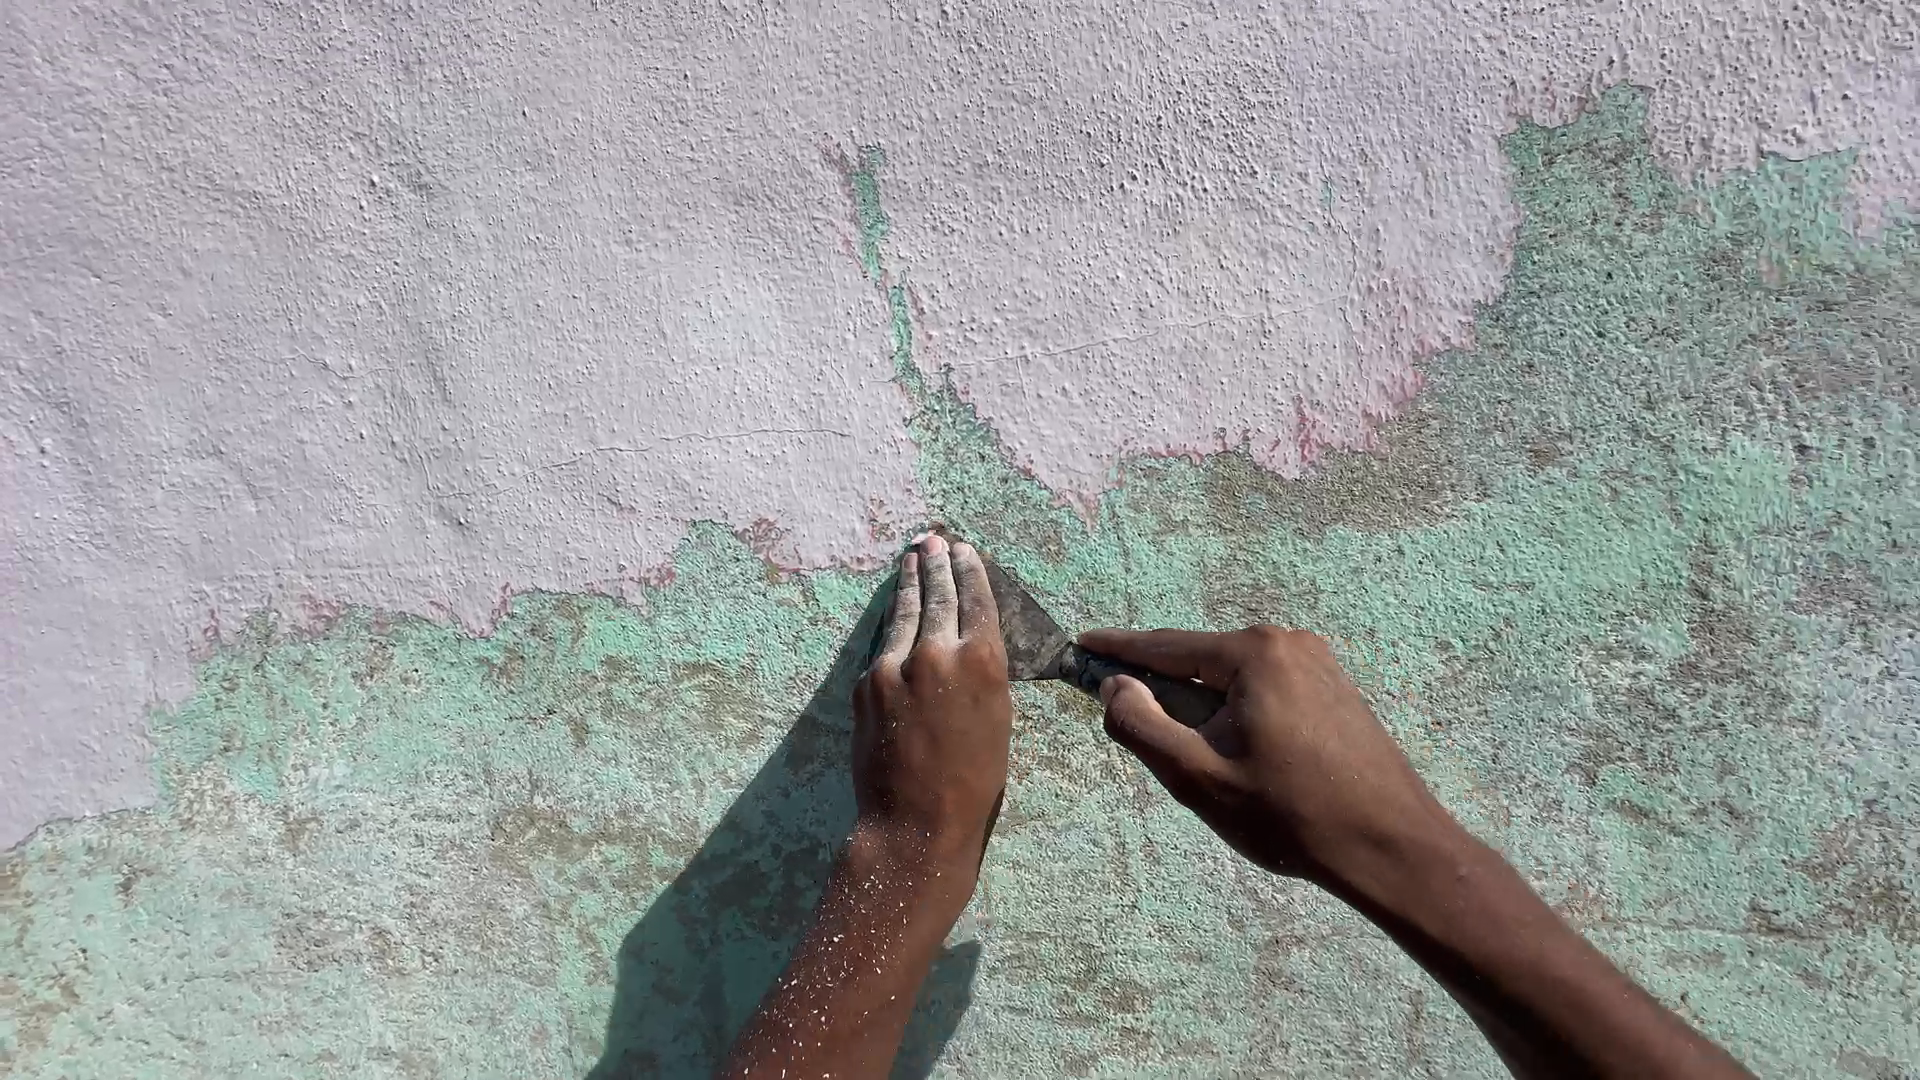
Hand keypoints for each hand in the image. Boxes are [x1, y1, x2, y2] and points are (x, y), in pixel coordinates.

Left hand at [852, 534, 1012, 875]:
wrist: (915, 822)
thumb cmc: (975, 780)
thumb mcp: (998, 717)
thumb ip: (983, 670)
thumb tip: (969, 639)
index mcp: (982, 661)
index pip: (975, 600)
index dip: (970, 571)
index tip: (964, 551)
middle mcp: (938, 653)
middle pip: (938, 596)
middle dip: (937, 565)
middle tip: (935, 540)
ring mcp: (896, 666)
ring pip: (906, 612)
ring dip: (910, 582)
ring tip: (912, 557)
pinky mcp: (867, 682)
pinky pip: (884, 640)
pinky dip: (892, 619)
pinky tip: (895, 604)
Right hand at [1080, 625, 1457, 890]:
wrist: (1394, 850)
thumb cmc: (1288, 813)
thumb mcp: (1196, 776)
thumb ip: (1140, 725)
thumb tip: (1114, 685)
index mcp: (1252, 653)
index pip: (1164, 646)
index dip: (1118, 649)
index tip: (1081, 644)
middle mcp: (1286, 641)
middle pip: (1199, 662)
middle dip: (1166, 691)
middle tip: (1145, 732)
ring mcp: (1317, 661)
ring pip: (1231, 677)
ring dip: (1203, 707)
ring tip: (1203, 759)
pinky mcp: (1334, 686)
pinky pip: (1263, 687)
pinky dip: (1236, 710)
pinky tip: (1242, 752)